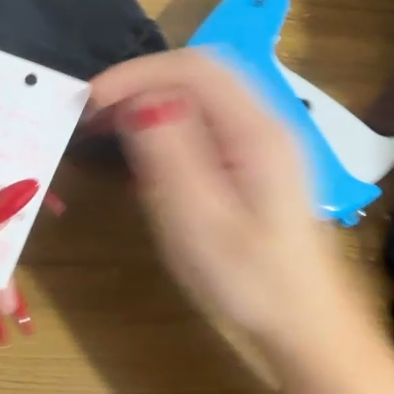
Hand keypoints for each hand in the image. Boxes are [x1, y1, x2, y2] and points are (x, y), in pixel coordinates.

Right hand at [88, 48, 359, 347]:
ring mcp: (262, 142)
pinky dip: (163, 121)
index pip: (194, 68)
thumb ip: (169, 153)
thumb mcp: (198, 220)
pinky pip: (203, 121)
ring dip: (148, 99)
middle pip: (198, 73)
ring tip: (105, 128)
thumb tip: (138, 102)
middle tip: (91, 114)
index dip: (135, 73)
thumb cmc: (249, 281)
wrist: (304, 324)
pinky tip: (140, 151)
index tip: (89, 101)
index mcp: (257, 132)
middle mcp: (265, 124)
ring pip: (199, 94)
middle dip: (138, 82)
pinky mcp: (252, 162)